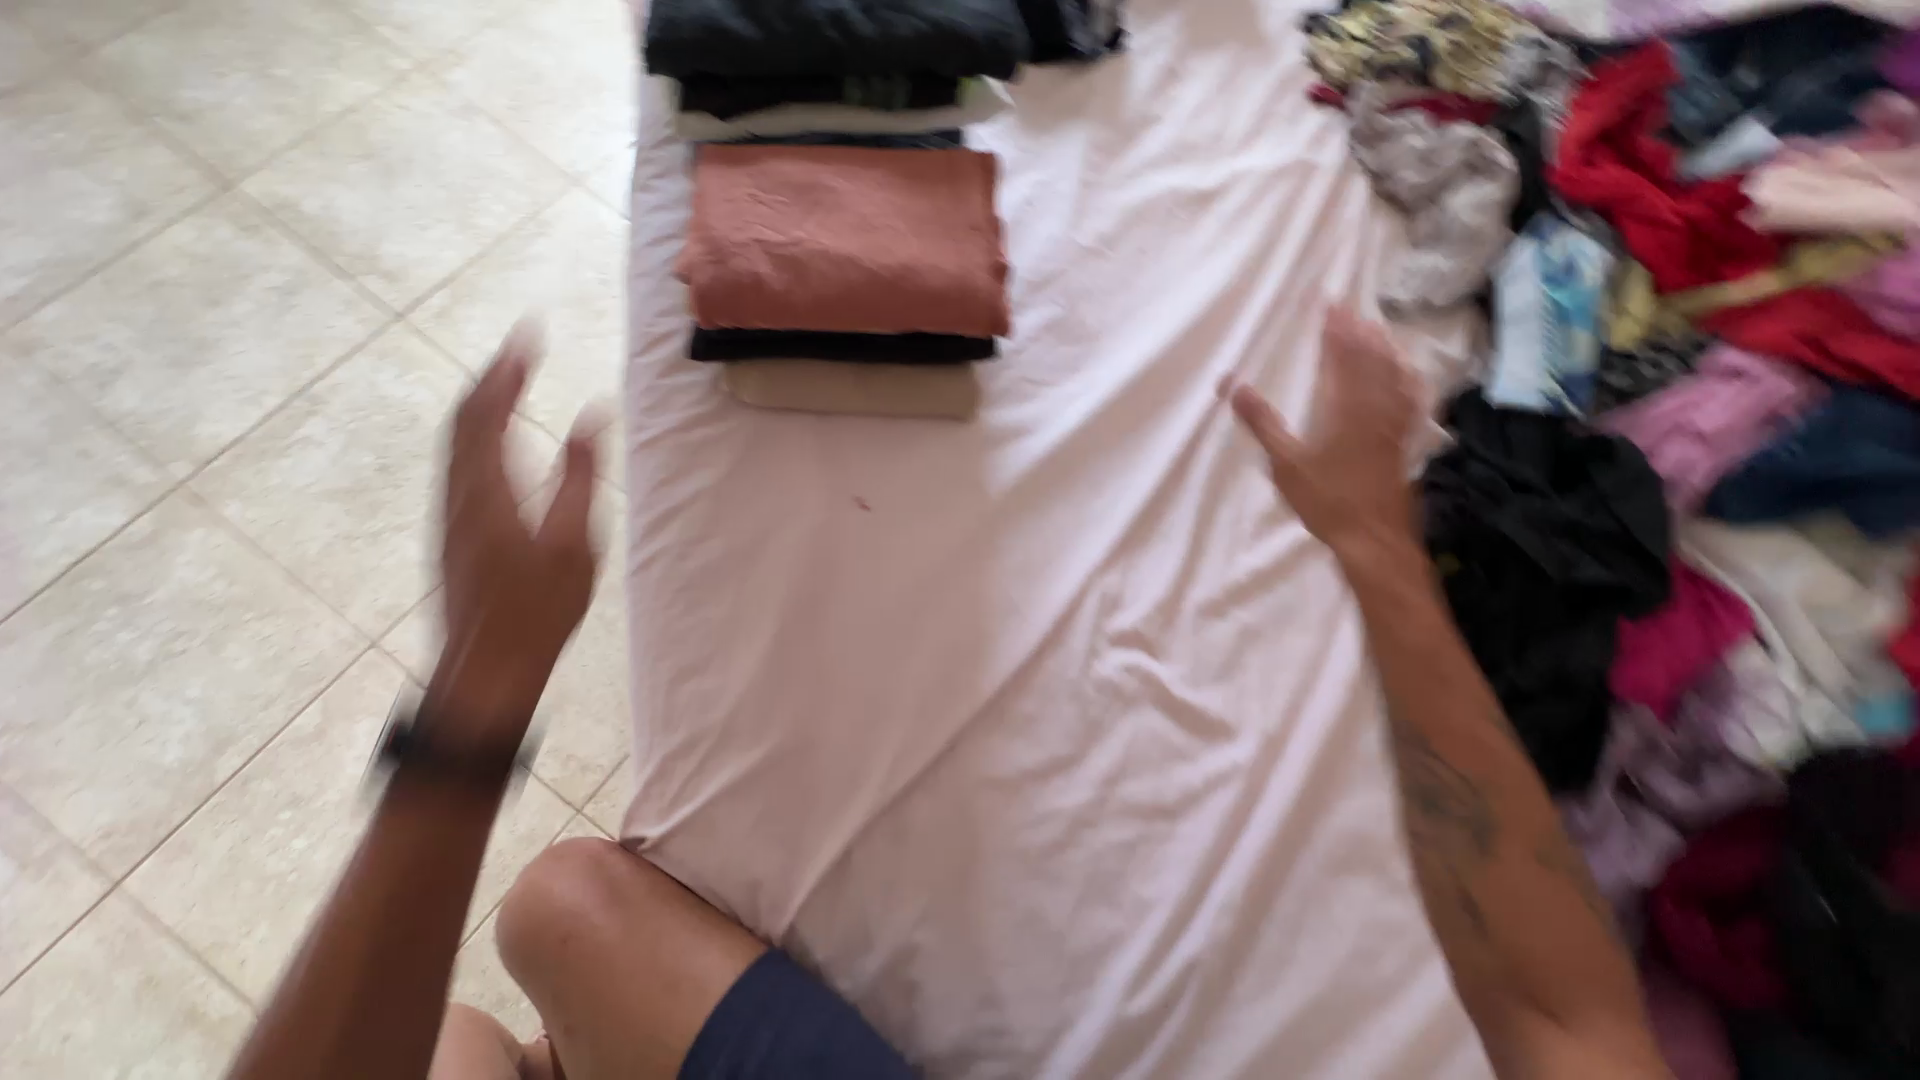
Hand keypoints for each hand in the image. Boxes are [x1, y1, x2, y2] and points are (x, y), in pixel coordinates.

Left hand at [426, 322, 601, 751]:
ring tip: (511, 381)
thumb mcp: (575, 543)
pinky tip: (499, 439)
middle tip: (521, 350)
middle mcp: (459, 492)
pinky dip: (478, 432)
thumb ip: (582, 475)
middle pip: (463, 418)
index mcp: (488, 489)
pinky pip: (459, 461)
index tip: (529, 333)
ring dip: (481, 403)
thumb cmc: (539, 609)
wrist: (486, 667)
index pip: (488, 410)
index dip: (507, 368)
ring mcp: (451, 512)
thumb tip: (593, 416)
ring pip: (456, 440)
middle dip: (492, 377)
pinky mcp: (453, 529)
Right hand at [1221, 306, 1420, 557]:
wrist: (1373, 537)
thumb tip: (1233, 386)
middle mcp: (1374, 409)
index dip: (1335, 330)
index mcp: (1344, 409)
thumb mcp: (1285, 464)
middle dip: (1360, 333)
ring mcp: (1394, 425)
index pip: (1341, 358)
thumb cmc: (1325, 500)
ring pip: (1394, 377)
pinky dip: (1409, 382)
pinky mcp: (1404, 442)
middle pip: (1371, 360)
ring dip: (1384, 350)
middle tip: (1350, 311)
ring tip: (1376, 331)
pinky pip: (1412, 403)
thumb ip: (1262, 422)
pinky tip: (1409, 375)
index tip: (1328, 306)